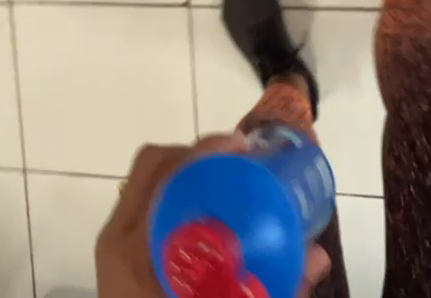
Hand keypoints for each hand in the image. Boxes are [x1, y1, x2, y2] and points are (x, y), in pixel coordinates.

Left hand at [96, 134, 331, 297]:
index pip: (158, 171)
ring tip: (231, 180)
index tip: (241, 146)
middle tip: (244, 160)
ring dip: (189, 177)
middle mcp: (116, 239)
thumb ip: (276, 288)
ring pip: (148, 187)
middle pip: (153, 168)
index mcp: (130, 248)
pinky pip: (146, 212)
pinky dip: (178, 202)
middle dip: (199, 157)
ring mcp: (114, 249)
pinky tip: (210, 215)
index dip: (200, 150)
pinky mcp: (117, 263)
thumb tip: (317, 255)